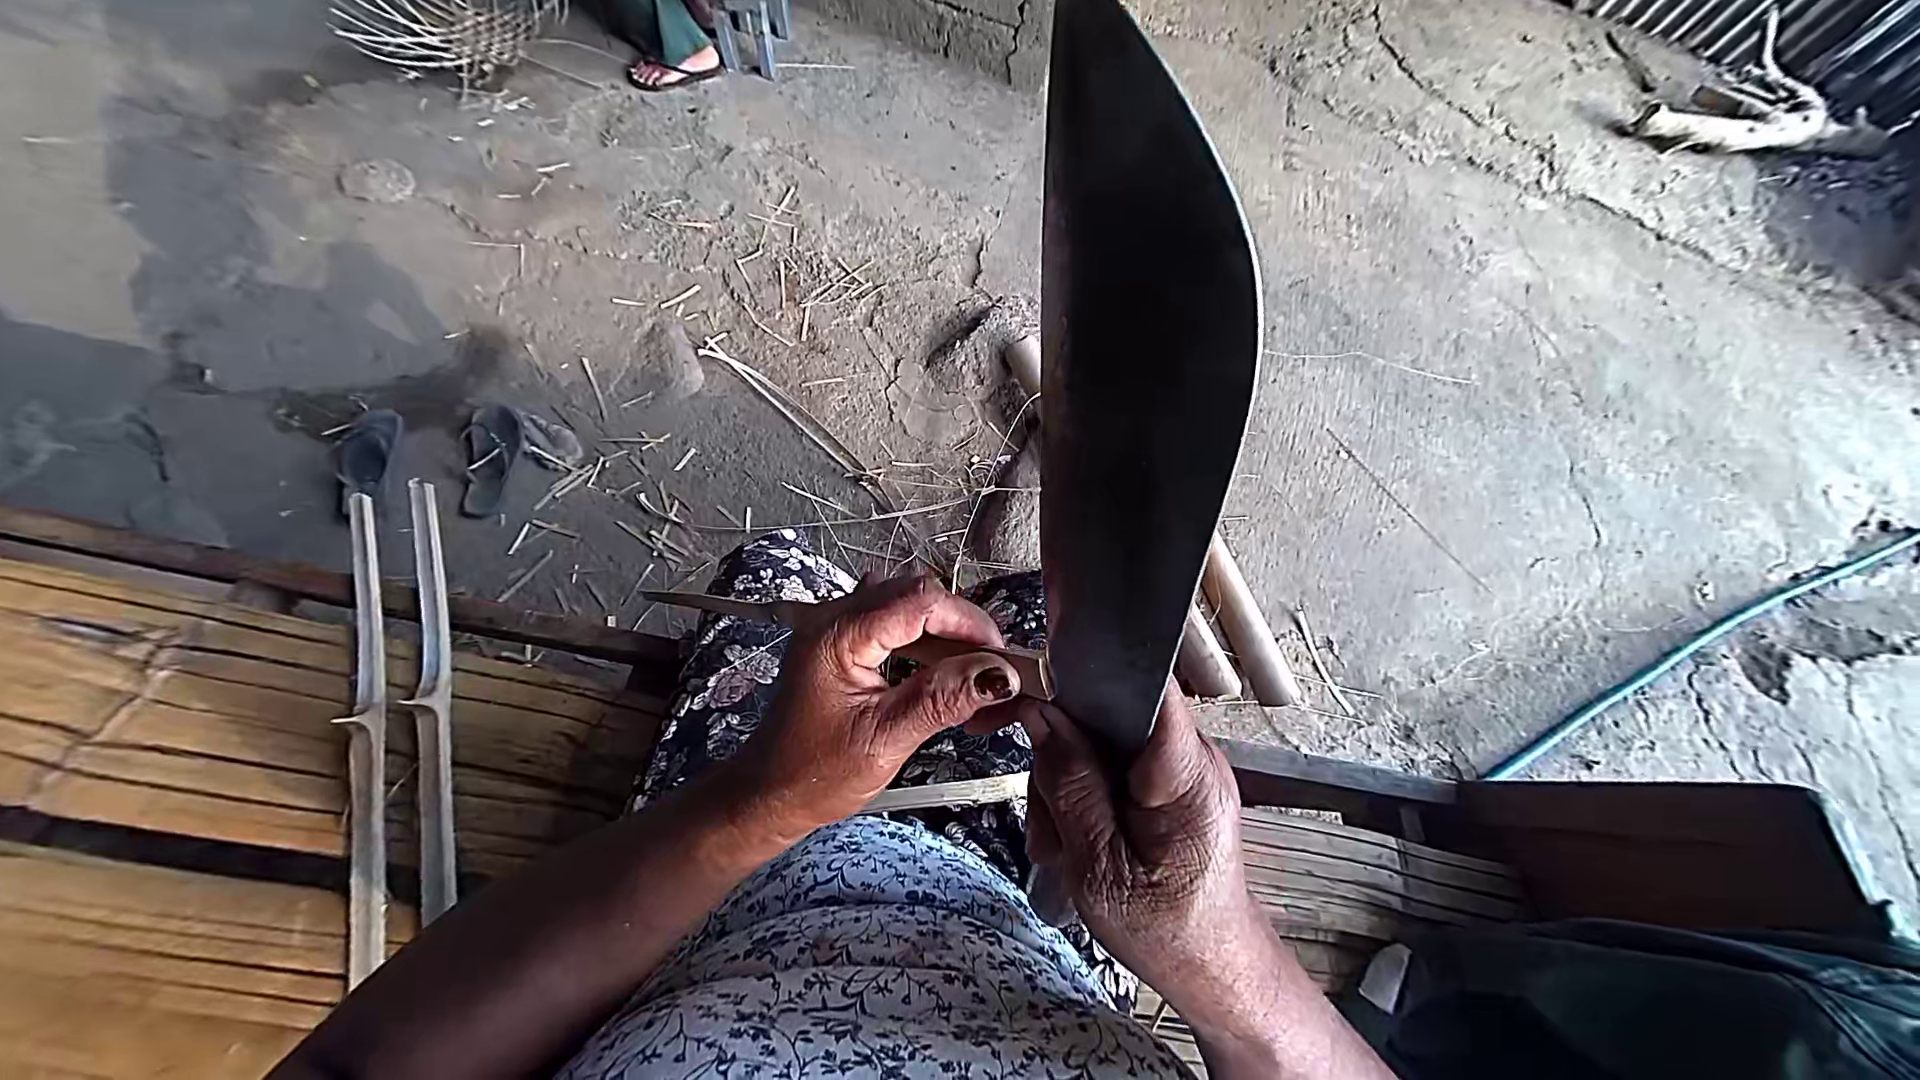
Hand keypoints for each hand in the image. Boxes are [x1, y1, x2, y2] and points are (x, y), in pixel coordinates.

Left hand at [727, 572, 1021, 836]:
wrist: (770, 792)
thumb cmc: (814, 774)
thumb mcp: (886, 739)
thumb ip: (942, 700)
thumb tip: (997, 676)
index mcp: (837, 635)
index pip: (919, 600)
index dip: (968, 621)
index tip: (999, 653)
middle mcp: (834, 617)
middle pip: (917, 594)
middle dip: (962, 626)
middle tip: (990, 666)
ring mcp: (838, 624)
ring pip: (909, 605)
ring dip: (946, 633)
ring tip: (970, 672)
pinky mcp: (845, 639)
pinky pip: (895, 621)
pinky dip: (926, 640)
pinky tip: (940, 670)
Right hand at [1022, 686, 1270, 1027]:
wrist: (1212, 966)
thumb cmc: (1170, 933)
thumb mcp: (1098, 867)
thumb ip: (1068, 786)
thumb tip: (1040, 717)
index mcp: (1185, 775)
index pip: (1142, 685)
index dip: (1087, 683)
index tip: (1041, 706)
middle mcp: (1192, 757)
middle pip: (1106, 714)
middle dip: (1062, 754)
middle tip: (1050, 816)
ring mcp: (1181, 765)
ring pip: (1100, 737)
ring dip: (1068, 780)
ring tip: (1066, 838)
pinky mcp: (1168, 777)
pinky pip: (1111, 759)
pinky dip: (1085, 788)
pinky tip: (1080, 831)